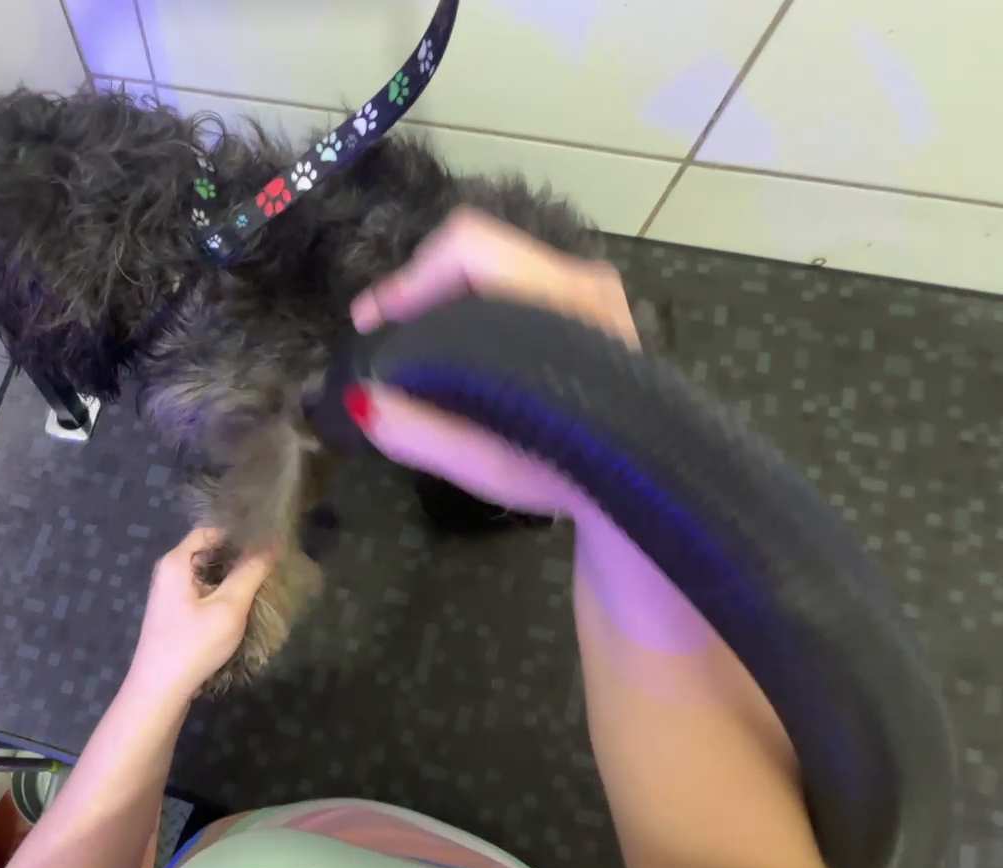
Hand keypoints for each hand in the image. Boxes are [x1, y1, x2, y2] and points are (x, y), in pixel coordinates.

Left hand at [125, 528, 273, 702]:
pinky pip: (200, 592)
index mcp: (175, 561)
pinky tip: (241, 606)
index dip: (238, 533)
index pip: (210, 530)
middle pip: (207, 551)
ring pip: (206, 574)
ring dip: (231, 577)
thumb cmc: (193, 644)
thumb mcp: (228, 607)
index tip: (267, 542)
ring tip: (261, 583)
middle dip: (237, 556)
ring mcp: (168, 594)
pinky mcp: (173, 614)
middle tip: (270, 563)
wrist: (159, 690)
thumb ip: (250, 572)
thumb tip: (272, 542)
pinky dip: (220, 593)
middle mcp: (168, 572)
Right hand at [345, 208, 709, 651]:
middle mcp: (579, 279)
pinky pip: (507, 280)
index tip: (371, 322)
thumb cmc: (567, 474)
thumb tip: (360, 401)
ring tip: (409, 342)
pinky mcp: (585, 301)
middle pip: (473, 250)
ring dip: (439, 298)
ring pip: (490, 264)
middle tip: (382, 333)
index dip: (409, 279)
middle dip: (417, 288)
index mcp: (561, 305)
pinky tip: (449, 347)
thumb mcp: (491, 465)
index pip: (469, 249)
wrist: (642, 482)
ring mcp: (586, 286)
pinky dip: (466, 305)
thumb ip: (424, 435)